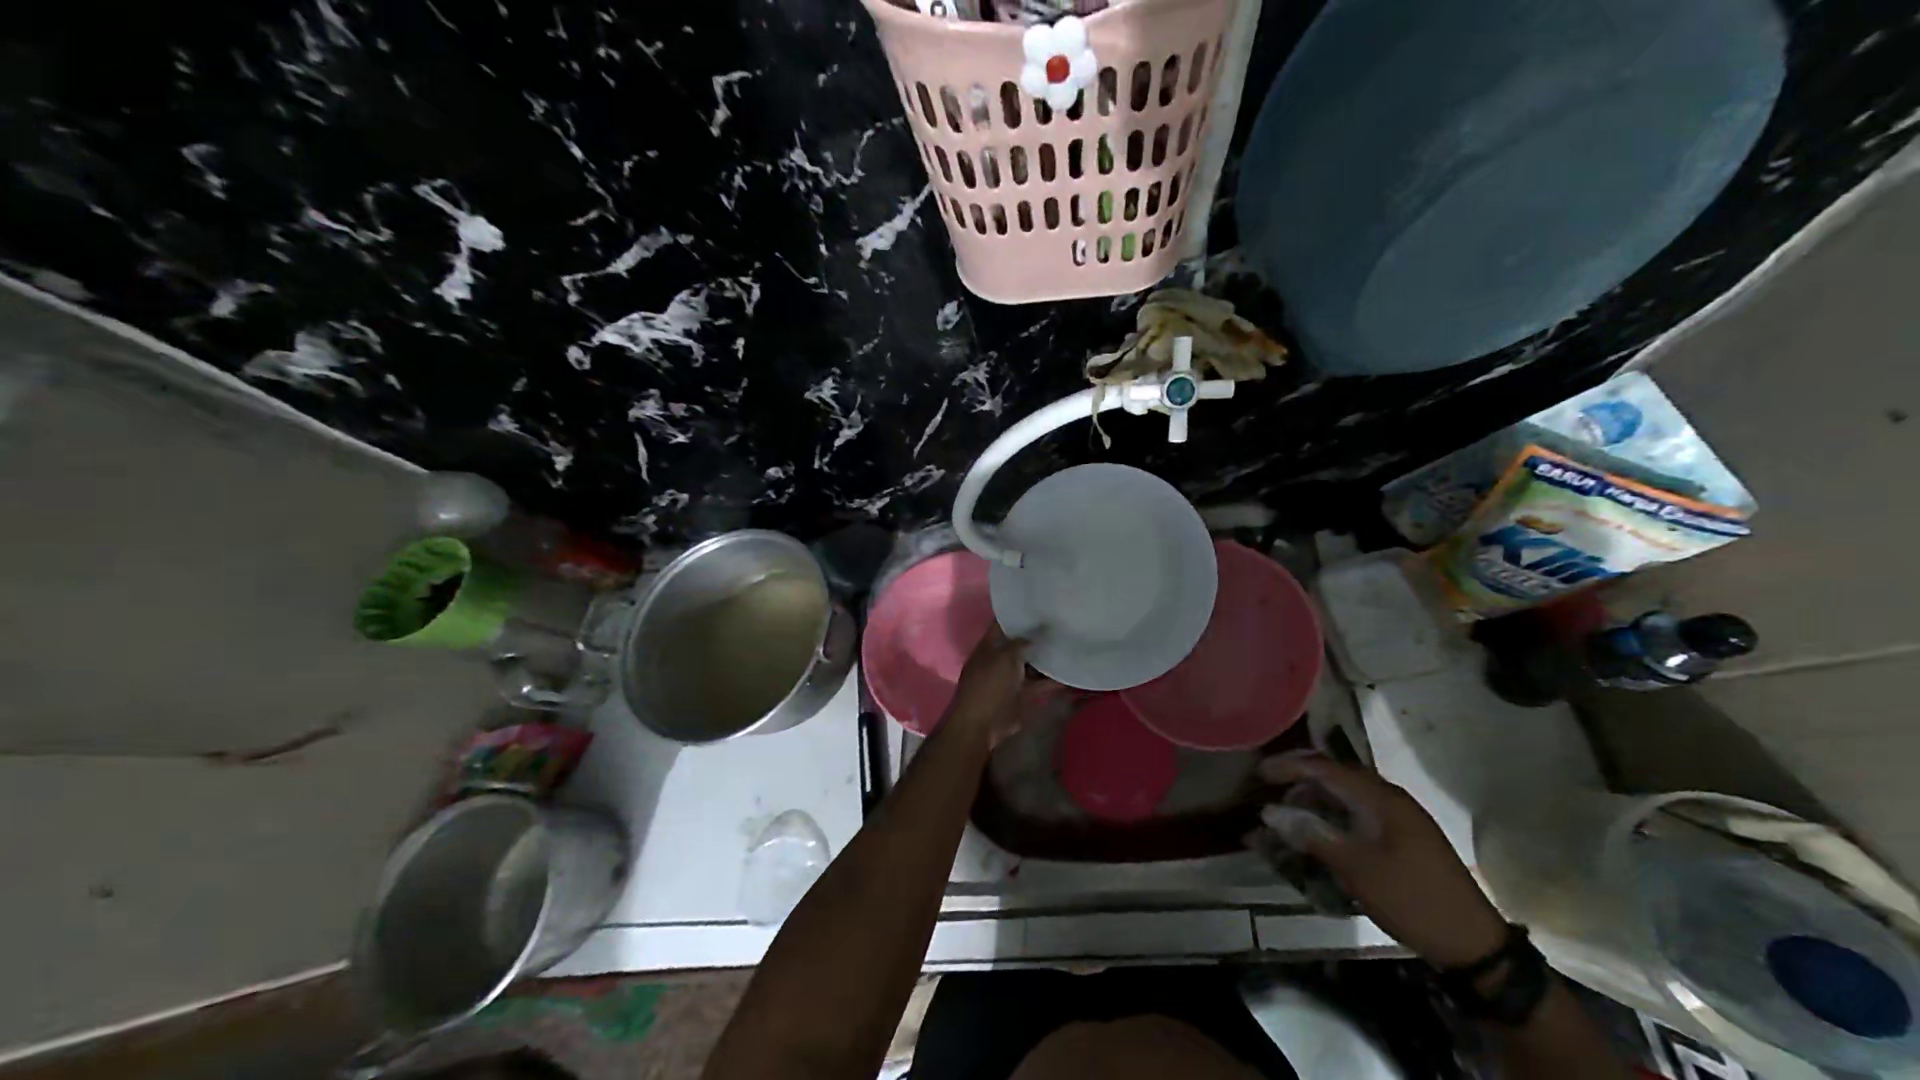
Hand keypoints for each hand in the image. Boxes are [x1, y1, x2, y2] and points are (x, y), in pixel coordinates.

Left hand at [942, 623, 1059, 745]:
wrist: (984, 723)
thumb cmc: (990, 684)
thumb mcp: (1005, 657)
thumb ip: (1021, 642)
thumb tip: (1036, 632)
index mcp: (988, 647)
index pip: (1002, 625)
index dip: (1018, 615)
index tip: (1039, 606)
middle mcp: (998, 660)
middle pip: (1019, 645)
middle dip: (1036, 637)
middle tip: (1060, 624)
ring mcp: (1010, 678)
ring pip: (1031, 665)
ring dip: (1046, 659)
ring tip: (1069, 645)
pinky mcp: (1021, 695)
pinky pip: (1039, 684)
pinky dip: (1052, 680)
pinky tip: (1070, 672)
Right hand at [1252, 752, 1507, 967]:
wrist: (1473, 944)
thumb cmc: (1411, 899)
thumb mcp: (1356, 868)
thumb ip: (1312, 835)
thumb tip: (1269, 811)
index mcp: (1381, 799)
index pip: (1326, 768)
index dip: (1289, 766)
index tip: (1259, 774)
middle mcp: (1391, 799)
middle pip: (1337, 775)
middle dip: (1300, 777)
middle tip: (1270, 788)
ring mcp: (1400, 818)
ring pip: (1348, 794)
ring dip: (1316, 797)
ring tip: (1289, 812)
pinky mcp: (1403, 837)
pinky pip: (1358, 811)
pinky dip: (1333, 814)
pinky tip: (1320, 831)